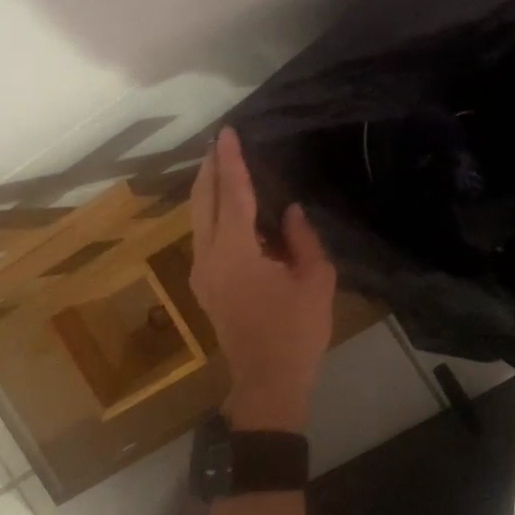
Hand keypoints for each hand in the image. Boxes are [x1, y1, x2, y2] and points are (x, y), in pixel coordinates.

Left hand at [189, 127, 336, 431]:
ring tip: (224, 165)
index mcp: (236, 253)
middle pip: (202, 201)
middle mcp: (209, 257)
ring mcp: (202, 272)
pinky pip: (205, 235)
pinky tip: (230, 205)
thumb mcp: (316, 280)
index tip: (228, 132)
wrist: (268, 382)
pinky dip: (214, 211)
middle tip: (221, 141)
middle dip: (210, 169)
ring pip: (198, 218)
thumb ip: (303, 239)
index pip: (232, 195)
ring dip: (209, 189)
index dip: (231, 162)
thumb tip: (289, 211)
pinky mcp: (205, 284)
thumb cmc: (297, 332)